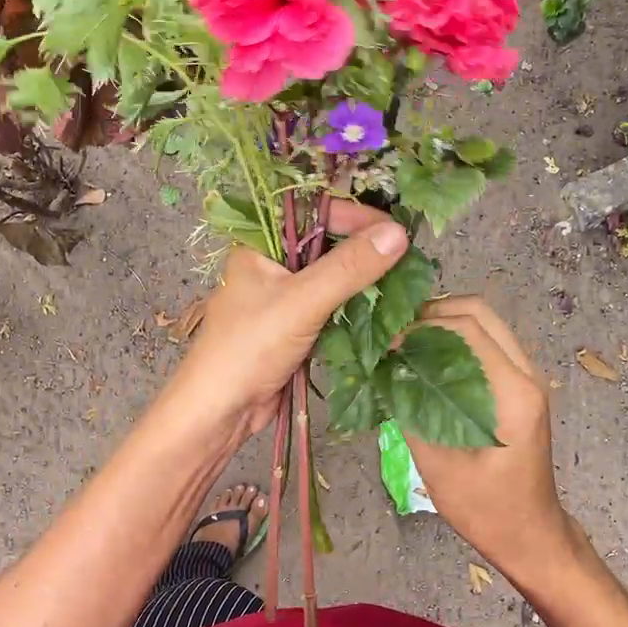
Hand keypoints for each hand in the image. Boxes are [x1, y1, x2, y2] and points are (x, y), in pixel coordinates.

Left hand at [159, 199, 408, 444]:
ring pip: (333, 278)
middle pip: (328, 245)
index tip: (398, 231)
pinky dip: (355, 310)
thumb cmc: (248, 349)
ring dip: (364, 284)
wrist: (219, 412)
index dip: (358, 217)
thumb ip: (349, 267)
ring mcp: (283, 297)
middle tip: (408, 260)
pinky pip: (332, 308)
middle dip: (366, 252)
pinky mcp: (295, 327)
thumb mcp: (301, 302)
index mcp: (261, 245)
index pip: (316, 214)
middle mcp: (272, 265)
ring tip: (404, 286)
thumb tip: (398, 233)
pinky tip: (383, 314)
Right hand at [402, 297, 575, 574]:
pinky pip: (487, 342)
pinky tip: (424, 357)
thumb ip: (412, 412)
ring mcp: (527, 377)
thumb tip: (381, 370)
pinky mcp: (519, 384)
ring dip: (443, 322)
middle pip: (479, 312)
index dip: (421, 324)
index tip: (385, 341)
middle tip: (393, 333)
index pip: (467, 329)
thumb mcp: (440, 466)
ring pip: (485, 322)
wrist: (531, 535)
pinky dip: (454, 338)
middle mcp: (527, 374)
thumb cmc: (487, 509)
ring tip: (404, 341)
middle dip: (432, 312)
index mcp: (513, 392)